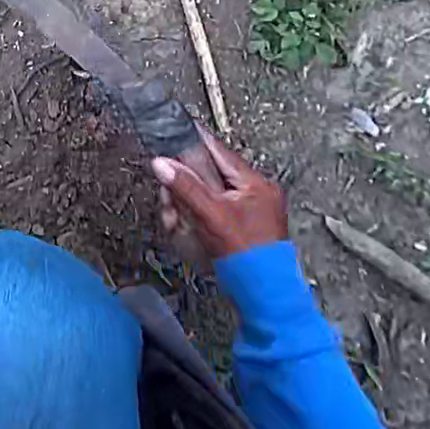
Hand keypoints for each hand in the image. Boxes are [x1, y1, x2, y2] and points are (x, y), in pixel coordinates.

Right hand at [149, 125, 287, 259]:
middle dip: (183, 186)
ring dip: (184, 204)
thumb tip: (162, 163)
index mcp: (255, 183)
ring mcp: (246, 210)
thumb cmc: (251, 261)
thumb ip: (186, 187)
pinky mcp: (237, 225)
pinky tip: (186, 229)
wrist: (267, 300)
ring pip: (203, 193)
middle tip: (170, 199)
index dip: (192, 141)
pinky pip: (207, 210)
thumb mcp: (212, 216)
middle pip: (206, 173)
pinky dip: (193, 217)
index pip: (217, 150)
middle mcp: (253, 193)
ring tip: (177, 220)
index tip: (173, 128)